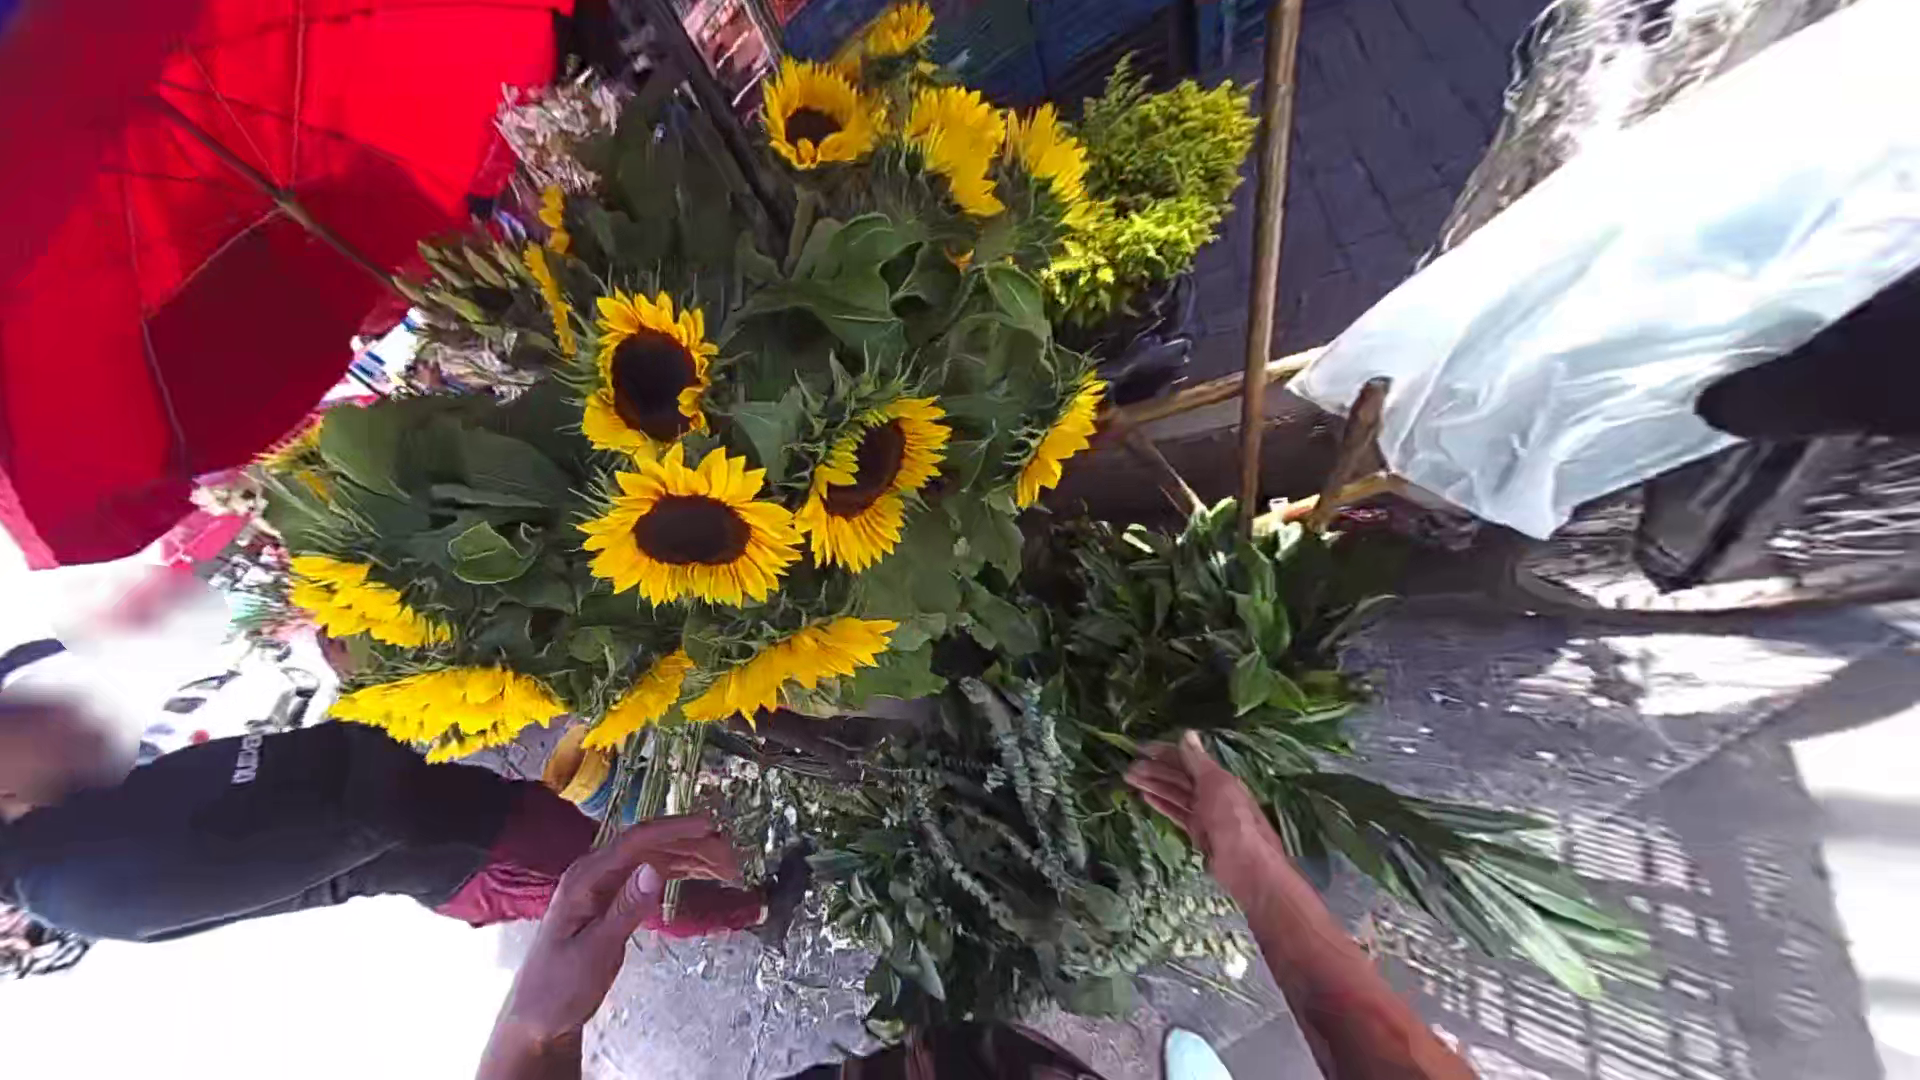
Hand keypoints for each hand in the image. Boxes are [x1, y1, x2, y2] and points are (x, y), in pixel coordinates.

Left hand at [496, 814, 742, 1043]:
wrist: (536, 1021)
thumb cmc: (558, 989)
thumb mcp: (593, 952)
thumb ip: (625, 909)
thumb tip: (656, 868)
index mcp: (586, 876)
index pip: (637, 839)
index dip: (675, 828)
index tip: (710, 826)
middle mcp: (599, 870)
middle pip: (655, 844)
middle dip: (695, 845)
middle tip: (731, 857)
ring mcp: (609, 881)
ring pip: (661, 856)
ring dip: (695, 857)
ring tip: (729, 867)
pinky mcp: (619, 895)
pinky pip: (658, 872)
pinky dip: (685, 870)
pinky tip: (707, 874)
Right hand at [1125, 731, 1293, 903]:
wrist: (1249, 869)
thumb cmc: (1234, 821)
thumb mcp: (1217, 784)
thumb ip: (1198, 760)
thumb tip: (1187, 733)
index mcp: (1218, 777)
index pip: (1185, 758)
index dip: (1163, 752)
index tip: (1139, 748)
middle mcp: (1211, 792)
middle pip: (1178, 776)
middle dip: (1154, 769)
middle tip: (1128, 768)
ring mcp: (1205, 813)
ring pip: (1174, 794)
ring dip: (1153, 785)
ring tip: (1130, 779)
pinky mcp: (1199, 833)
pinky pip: (1176, 813)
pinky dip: (1161, 804)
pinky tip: (1146, 798)